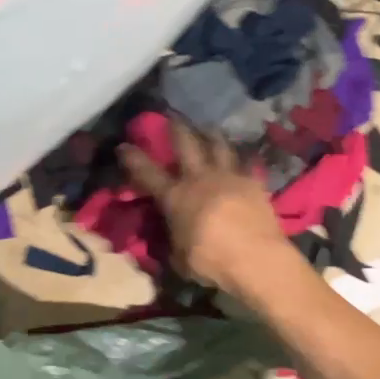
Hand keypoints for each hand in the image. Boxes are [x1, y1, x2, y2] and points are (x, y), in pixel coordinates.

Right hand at [119, 119, 301, 294]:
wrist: (255, 257)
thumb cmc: (211, 262)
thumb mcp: (179, 258)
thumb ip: (172, 241)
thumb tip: (169, 236)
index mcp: (176, 196)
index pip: (147, 172)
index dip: (133, 158)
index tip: (124, 145)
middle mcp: (200, 178)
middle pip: (186, 144)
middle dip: (177, 128)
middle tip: (172, 116)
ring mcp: (229, 175)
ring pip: (218, 145)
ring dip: (211, 134)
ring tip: (208, 127)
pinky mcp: (253, 181)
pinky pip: (248, 162)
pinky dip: (244, 156)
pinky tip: (245, 153)